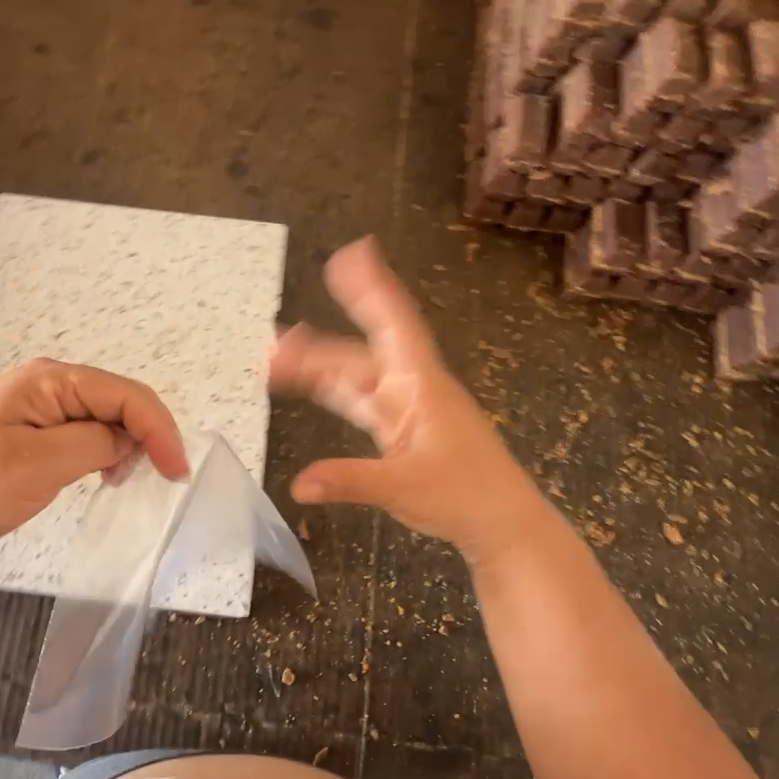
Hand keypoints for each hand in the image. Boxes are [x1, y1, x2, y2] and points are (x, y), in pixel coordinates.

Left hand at [0, 359, 189, 546]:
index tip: (176, 472)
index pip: (125, 395)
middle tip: (158, 479)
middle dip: (147, 436)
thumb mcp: (36, 464)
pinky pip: (89, 434)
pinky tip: (104, 477)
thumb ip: (93, 445)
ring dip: (128, 446)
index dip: (159, 429)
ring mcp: (44, 407)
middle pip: (121, 402)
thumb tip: (127, 442)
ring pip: (108, 418)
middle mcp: (51, 384)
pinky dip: (107, 454)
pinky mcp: (40, 432)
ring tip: (121, 481)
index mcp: (50, 381)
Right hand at [270, 237, 544, 565]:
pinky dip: (335, 396)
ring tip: (276, 364)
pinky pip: (361, 404)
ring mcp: (407, 412)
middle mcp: (412, 390)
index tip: (350, 253)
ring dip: (319, 370)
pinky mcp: (403, 433)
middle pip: (359, 356)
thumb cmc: (466, 496)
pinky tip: (312, 393)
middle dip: (318, 346)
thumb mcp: (404, 487)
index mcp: (420, 387)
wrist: (503, 525)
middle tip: (275, 341)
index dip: (372, 289)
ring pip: (356, 379)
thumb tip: (299, 484)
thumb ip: (350, 481)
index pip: (393, 324)